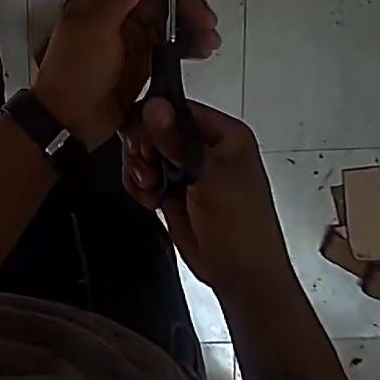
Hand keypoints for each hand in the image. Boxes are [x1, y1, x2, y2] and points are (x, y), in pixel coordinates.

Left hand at [32, 0, 221, 144]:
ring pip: (168, 26)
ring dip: (190, 31)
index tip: (195, 6)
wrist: (68, 121)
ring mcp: (129, 41)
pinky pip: (167, 49)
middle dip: (188, 13)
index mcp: (101, 0)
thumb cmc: (74, 71)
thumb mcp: (97, 25)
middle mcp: (117, 16)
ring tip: (210, 43)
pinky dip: (185, 49)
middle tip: (209, 27)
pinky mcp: (139, 64)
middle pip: (162, 5)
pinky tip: (199, 53)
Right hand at [122, 99, 296, 303]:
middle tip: (146, 168)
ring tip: (149, 188)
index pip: (178, 109)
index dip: (154, 120)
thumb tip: (151, 104)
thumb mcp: (208, 177)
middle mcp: (203, 146)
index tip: (143, 142)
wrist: (241, 274)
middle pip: (156, 129)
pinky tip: (148, 200)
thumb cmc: (238, 221)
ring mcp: (186, 169)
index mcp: (222, 133)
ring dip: (139, 168)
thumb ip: (175, 142)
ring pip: (146, 152)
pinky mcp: (172, 190)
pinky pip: (143, 175)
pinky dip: (139, 185)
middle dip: (144, 148)